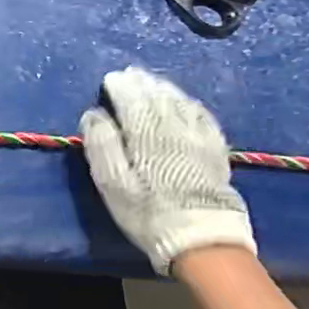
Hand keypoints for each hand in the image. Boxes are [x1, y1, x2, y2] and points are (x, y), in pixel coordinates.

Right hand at [78, 66, 254, 273]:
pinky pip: (203, 118)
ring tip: (153, 81)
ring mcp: (199, 138)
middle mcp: (175, 130)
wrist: (200, 235)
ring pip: (181, 104)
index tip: (110, 79)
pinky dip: (190, 105)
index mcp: (146, 135)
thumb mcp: (112, 182)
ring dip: (165, 89)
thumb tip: (93, 115)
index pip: (132, 101)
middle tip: (130, 74)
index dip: (121, 88)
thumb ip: (102, 145)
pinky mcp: (215, 150)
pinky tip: (185, 102)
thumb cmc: (146, 210)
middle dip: (143, 84)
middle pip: (158, 98)